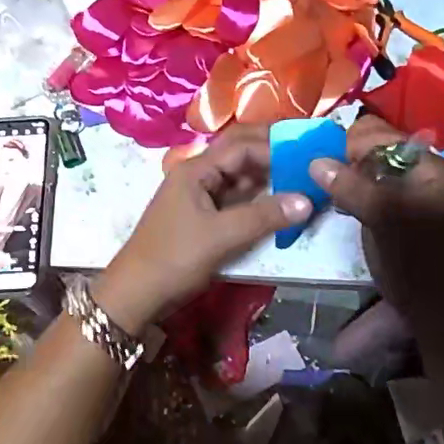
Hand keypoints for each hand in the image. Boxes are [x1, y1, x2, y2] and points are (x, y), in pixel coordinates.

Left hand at [95, 125, 310, 328]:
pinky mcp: (205, 217)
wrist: (136, 296)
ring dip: (269, 177)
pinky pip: (237, 199)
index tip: (306, 155)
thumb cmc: (174, 258)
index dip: (275, 148)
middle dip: (272, 153)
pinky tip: (281, 202)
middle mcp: (198, 175)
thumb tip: (307, 200)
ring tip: (302, 177)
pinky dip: (259, 198)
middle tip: (307, 156)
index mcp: (196, 169)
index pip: (242, 146)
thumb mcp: (222, 236)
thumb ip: (264, 216)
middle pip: (240, 155)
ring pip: (240, 178)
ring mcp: (201, 197)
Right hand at [309, 114, 443, 309]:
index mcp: (430, 167)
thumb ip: (352, 187)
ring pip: (375, 172)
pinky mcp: (402, 217)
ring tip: (322, 183)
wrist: (442, 315)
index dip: (353, 142)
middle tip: (317, 169)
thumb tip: (315, 162)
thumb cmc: (419, 262)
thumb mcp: (385, 218)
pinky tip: (338, 201)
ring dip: (349, 174)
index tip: (321, 155)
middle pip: (380, 152)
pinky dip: (356, 192)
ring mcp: (414, 197)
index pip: (386, 137)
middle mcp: (425, 175)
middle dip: (348, 156)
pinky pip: (375, 192)